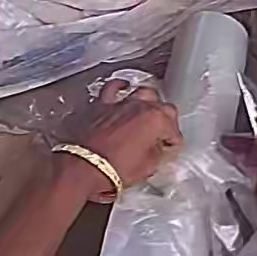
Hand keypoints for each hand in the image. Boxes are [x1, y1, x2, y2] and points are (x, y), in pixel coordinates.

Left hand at [61, 80, 181, 201]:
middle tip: (163, 131)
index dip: (173, 138)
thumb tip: (157, 149)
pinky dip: (120, 86)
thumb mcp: (147, 167)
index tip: (171, 145)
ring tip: (149, 109)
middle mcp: (140, 107)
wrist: (82, 168)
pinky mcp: (101, 105)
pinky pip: (112, 88)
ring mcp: (120, 104)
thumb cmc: (113, 168)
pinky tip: (123, 86)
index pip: (173, 128)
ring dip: (148, 101)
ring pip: (142, 92)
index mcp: (156, 121)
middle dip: (165, 119)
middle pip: (162, 107)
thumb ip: (157, 153)